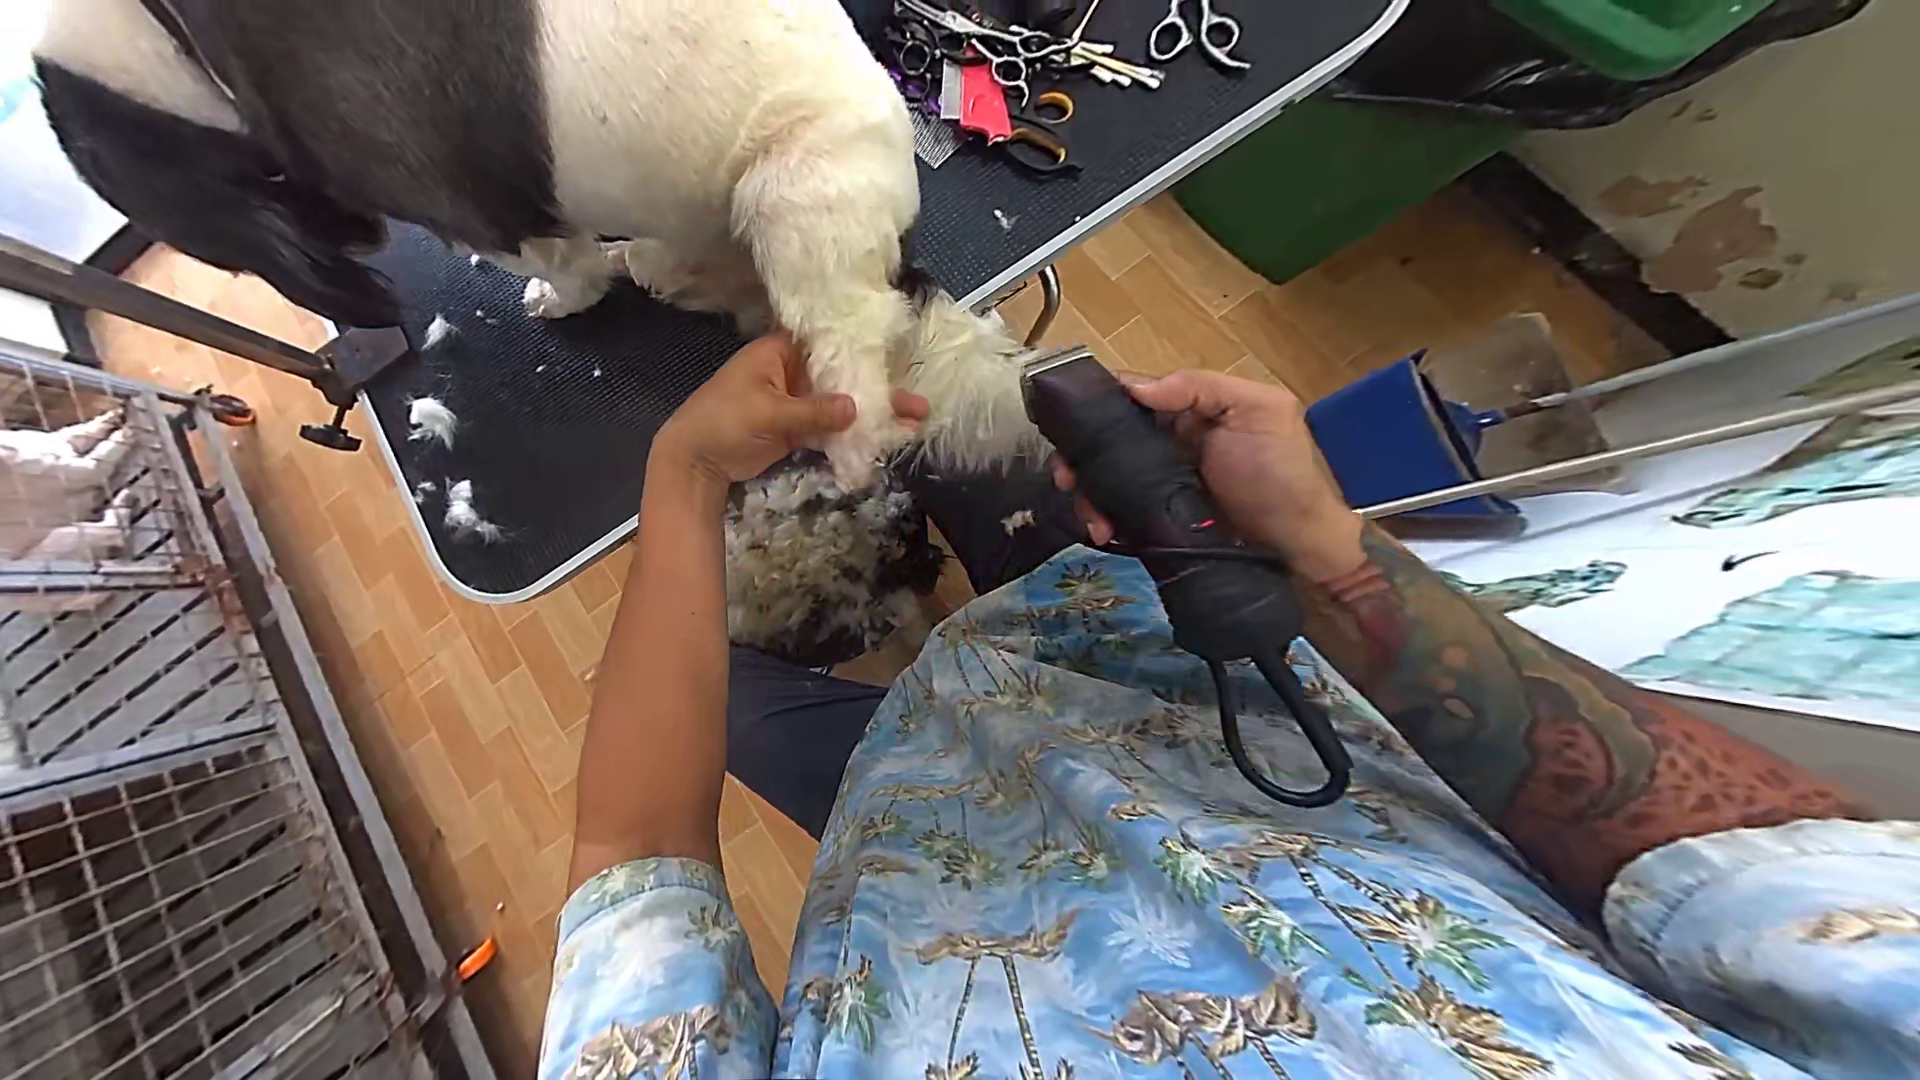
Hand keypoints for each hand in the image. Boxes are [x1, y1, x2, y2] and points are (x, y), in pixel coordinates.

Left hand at [653, 334, 928, 490]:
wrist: (695, 462)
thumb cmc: (722, 421)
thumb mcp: (768, 412)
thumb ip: (812, 410)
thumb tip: (856, 407)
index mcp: (781, 353)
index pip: (828, 342)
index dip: (862, 347)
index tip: (898, 352)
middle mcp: (794, 373)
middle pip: (843, 376)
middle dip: (879, 389)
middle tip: (919, 401)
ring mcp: (799, 402)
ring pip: (842, 405)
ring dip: (873, 414)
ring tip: (914, 421)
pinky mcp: (799, 429)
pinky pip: (832, 428)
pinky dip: (854, 434)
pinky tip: (884, 438)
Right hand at [1052, 368, 1363, 581]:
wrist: (1295, 543)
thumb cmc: (1281, 472)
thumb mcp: (1258, 411)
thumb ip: (1201, 387)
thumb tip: (1135, 387)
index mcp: (1185, 409)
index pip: (1130, 396)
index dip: (1096, 405)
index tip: (1069, 425)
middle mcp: (1164, 441)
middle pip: (1106, 439)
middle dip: (1078, 456)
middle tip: (1065, 478)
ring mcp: (1156, 480)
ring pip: (1105, 477)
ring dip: (1087, 493)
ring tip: (1092, 519)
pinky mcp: (1153, 514)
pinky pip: (1116, 509)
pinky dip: (1102, 518)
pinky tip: (1103, 531)